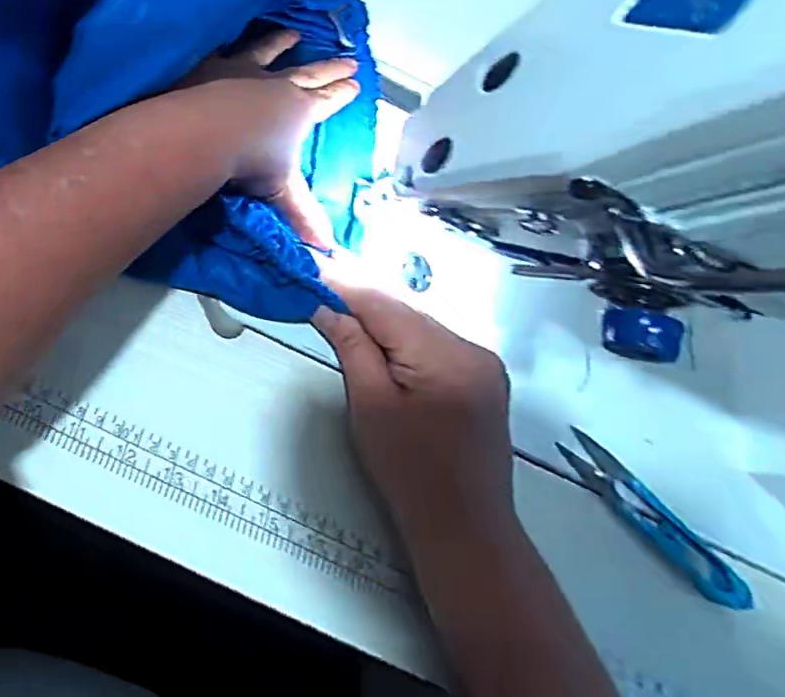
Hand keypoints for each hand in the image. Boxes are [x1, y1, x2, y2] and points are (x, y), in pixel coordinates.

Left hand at [174, 29, 360, 249]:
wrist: (200, 132)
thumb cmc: (244, 161)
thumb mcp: (278, 190)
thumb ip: (301, 214)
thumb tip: (326, 251)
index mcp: (298, 111)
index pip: (328, 100)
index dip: (342, 93)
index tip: (355, 83)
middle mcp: (274, 84)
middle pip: (308, 72)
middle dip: (329, 68)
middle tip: (346, 58)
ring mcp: (239, 70)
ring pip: (267, 50)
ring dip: (279, 42)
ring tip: (291, 32)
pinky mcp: (207, 65)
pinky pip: (222, 48)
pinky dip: (227, 41)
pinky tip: (225, 37)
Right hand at [309, 257, 516, 543]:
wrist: (464, 524)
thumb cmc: (408, 468)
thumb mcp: (369, 403)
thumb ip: (350, 345)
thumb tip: (324, 303)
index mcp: (446, 357)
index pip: (382, 304)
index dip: (340, 281)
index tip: (305, 260)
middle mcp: (471, 348)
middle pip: (400, 306)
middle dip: (355, 289)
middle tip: (312, 268)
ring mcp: (479, 359)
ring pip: (413, 317)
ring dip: (373, 305)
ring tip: (331, 287)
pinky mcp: (477, 371)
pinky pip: (426, 334)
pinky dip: (393, 325)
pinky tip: (367, 319)